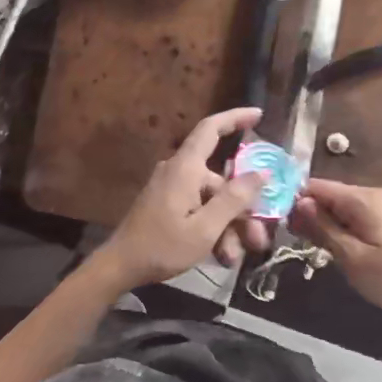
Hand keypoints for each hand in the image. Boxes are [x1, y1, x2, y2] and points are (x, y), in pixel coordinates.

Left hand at [91, 107, 266, 288]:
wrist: (121, 265)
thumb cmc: (162, 246)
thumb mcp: (206, 228)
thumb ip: (234, 199)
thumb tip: (261, 172)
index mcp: (185, 169)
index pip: (210, 130)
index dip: (235, 118)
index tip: (259, 115)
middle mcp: (178, 173)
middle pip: (221, 181)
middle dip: (243, 211)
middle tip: (258, 240)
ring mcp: (171, 189)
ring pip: (212, 201)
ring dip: (228, 228)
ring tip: (232, 257)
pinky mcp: (166, 205)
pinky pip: (198, 209)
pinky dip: (211, 229)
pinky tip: (220, 256)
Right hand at [288, 179, 381, 335]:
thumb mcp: (351, 257)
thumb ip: (323, 226)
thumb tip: (298, 202)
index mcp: (366, 199)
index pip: (316, 186)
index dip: (295, 201)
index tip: (282, 224)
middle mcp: (379, 194)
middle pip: (331, 195)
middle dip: (311, 213)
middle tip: (299, 240)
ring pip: (346, 206)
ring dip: (328, 222)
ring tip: (319, 247)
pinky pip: (362, 214)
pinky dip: (347, 226)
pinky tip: (345, 248)